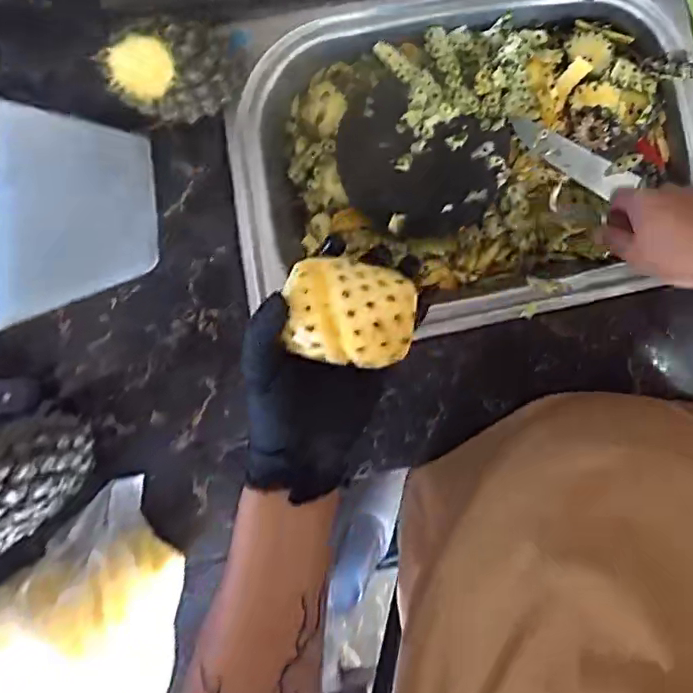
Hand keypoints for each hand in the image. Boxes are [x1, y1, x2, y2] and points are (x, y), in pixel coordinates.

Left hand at [242, 245, 421, 503]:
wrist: (304, 455)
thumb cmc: (275, 410)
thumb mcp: (262, 372)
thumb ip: (264, 335)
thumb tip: (280, 296)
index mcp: (304, 322)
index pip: (318, 282)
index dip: (329, 258)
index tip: (340, 237)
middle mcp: (334, 324)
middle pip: (356, 286)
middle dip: (372, 264)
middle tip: (388, 244)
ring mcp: (361, 341)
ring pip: (382, 304)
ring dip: (398, 282)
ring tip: (414, 261)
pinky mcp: (383, 359)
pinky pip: (401, 332)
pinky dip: (416, 313)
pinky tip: (430, 295)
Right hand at [601, 186, 692, 293]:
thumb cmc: (675, 258)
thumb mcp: (637, 257)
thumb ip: (615, 241)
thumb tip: (599, 231)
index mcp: (641, 200)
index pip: (618, 197)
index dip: (616, 215)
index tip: (623, 234)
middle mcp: (666, 188)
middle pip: (647, 200)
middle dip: (646, 217)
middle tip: (652, 243)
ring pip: (674, 202)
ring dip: (672, 217)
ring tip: (681, 244)